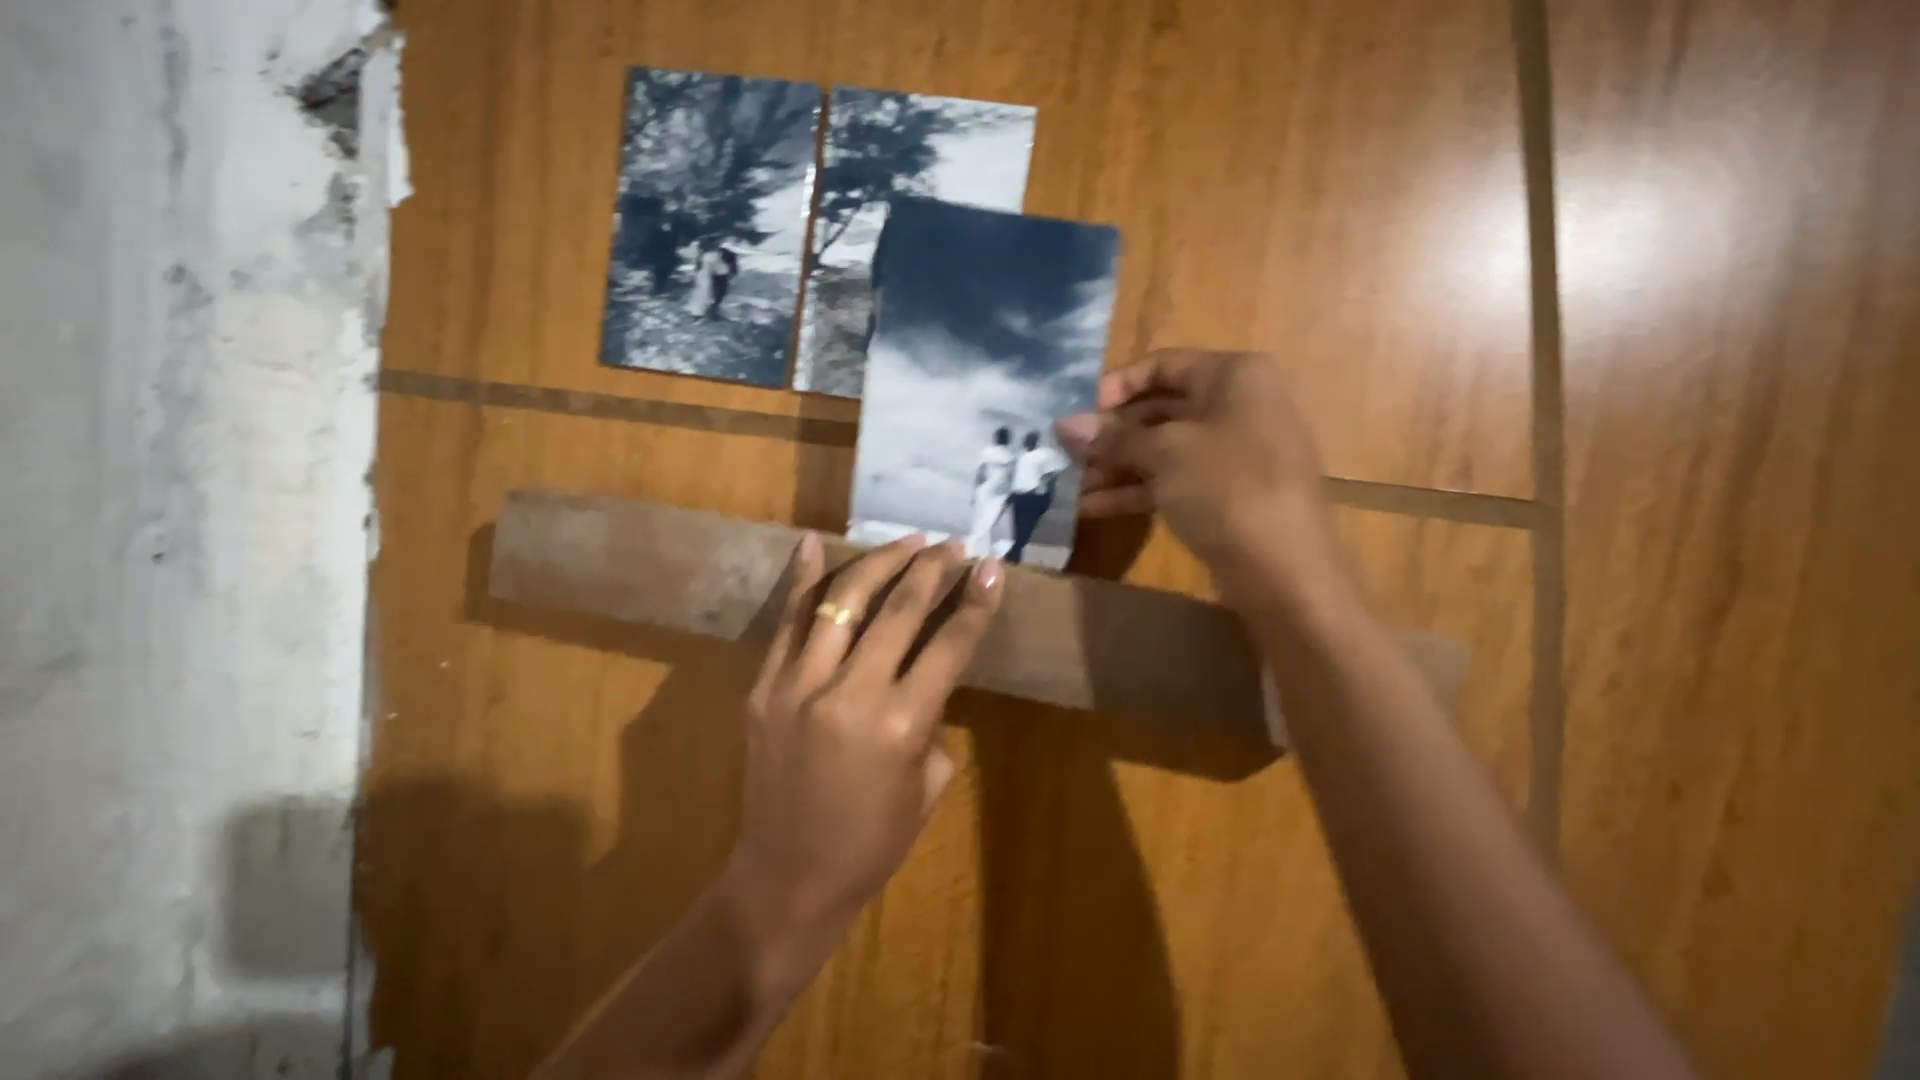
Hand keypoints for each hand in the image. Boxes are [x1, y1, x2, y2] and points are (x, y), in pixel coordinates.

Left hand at [727, 533, 1003, 948]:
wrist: (788, 876)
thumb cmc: (872, 843)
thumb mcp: (928, 787)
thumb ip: (931, 720)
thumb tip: (922, 675)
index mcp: (900, 724)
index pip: (948, 644)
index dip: (975, 603)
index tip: (992, 568)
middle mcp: (849, 692)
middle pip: (898, 609)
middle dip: (931, 569)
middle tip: (952, 545)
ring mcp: (798, 685)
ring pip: (841, 601)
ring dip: (878, 563)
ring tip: (906, 541)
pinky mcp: (763, 687)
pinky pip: (786, 622)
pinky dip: (802, 579)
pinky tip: (815, 542)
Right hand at [1056, 349, 1343, 613]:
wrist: (1284, 568)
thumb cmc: (1226, 487)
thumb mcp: (1164, 453)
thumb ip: (1113, 438)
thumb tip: (1063, 425)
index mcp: (1234, 376)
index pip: (1163, 364)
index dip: (1116, 386)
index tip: (1080, 413)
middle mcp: (1239, 405)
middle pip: (1160, 409)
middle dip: (1111, 434)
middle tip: (1067, 454)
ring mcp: (1235, 453)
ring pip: (1164, 450)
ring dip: (1117, 466)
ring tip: (1070, 485)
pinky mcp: (1227, 495)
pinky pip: (1175, 481)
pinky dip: (1136, 491)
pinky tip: (1092, 508)